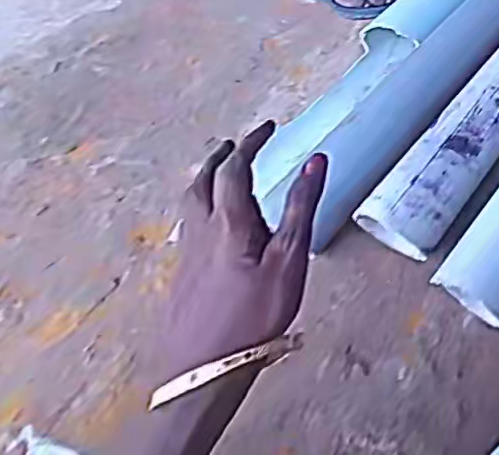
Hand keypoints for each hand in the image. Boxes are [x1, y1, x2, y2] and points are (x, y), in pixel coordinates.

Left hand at [155, 123, 323, 380]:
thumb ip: (301, 205)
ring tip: (221, 172)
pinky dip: (201, 206)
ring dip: (204, 180)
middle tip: (235, 142)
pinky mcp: (183, 276)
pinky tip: (214, 220)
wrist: (205, 371)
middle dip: (217, 158)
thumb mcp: (291, 256)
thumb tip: (316, 160)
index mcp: (229, 224)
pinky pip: (188, 227)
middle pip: (199, 185)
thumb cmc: (256, 311)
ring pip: (188, 206)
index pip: (234, 171)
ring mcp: (187, 257)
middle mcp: (201, 234)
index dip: (250, 144)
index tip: (267, 128)